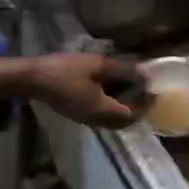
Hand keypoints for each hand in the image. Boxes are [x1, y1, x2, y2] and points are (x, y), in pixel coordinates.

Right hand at [24, 53, 143, 127]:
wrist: (34, 78)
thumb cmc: (67, 69)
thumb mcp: (98, 65)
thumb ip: (123, 70)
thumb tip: (145, 74)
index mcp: (102, 110)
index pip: (131, 115)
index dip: (146, 105)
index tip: (154, 91)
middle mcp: (95, 120)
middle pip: (123, 123)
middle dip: (138, 109)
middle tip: (145, 91)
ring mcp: (85, 119)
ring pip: (113, 121)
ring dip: (126, 108)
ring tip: (132, 87)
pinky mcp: (78, 114)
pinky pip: (103, 116)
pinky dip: (114, 106)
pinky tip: (113, 88)